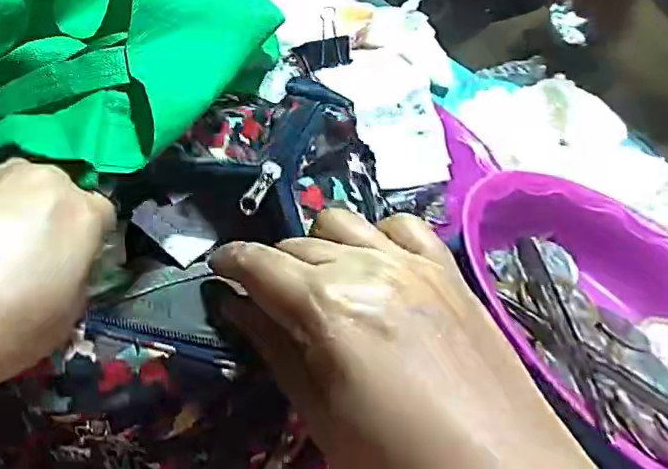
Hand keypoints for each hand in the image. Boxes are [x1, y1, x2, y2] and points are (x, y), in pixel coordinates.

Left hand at [0, 160, 113, 394]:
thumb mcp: (59, 326)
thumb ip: (76, 282)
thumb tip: (66, 266)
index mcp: (79, 210)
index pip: (103, 218)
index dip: (90, 248)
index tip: (70, 275)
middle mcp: (41, 176)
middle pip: (61, 195)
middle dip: (53, 223)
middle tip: (31, 267)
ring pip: (22, 191)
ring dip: (17, 214)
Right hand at [211, 211, 589, 468]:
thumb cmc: (403, 464)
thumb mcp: (323, 418)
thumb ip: (273, 349)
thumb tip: (232, 303)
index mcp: (326, 305)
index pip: (255, 261)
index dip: (228, 261)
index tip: (217, 270)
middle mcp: (364, 269)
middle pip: (293, 243)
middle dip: (272, 266)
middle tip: (274, 301)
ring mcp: (411, 266)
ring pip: (338, 222)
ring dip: (319, 245)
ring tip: (325, 280)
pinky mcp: (450, 274)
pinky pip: (401, 225)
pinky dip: (379, 236)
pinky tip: (379, 266)